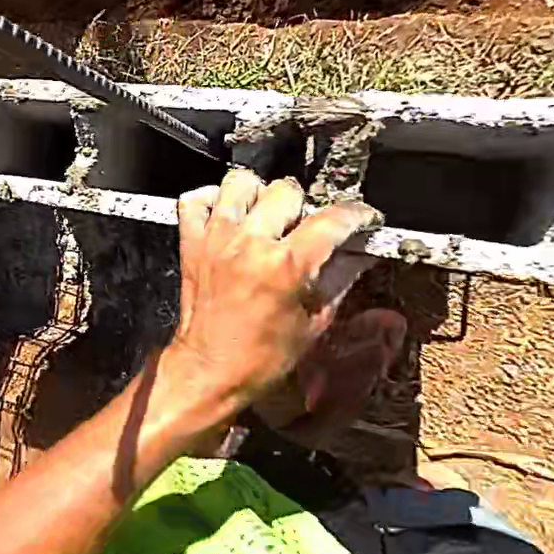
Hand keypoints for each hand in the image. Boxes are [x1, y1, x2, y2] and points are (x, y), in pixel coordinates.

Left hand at [167, 170, 381, 407]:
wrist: (209, 370)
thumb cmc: (259, 358)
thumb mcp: (314, 323)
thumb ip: (339, 279)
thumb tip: (361, 252)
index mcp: (284, 265)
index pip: (331, 219)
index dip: (356, 215)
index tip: (362, 219)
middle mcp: (248, 244)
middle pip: (285, 191)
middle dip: (303, 207)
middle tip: (304, 230)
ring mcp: (215, 240)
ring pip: (240, 183)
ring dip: (258, 196)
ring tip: (265, 218)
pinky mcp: (191, 244)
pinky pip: (194, 200)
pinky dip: (211, 199)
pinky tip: (227, 215)